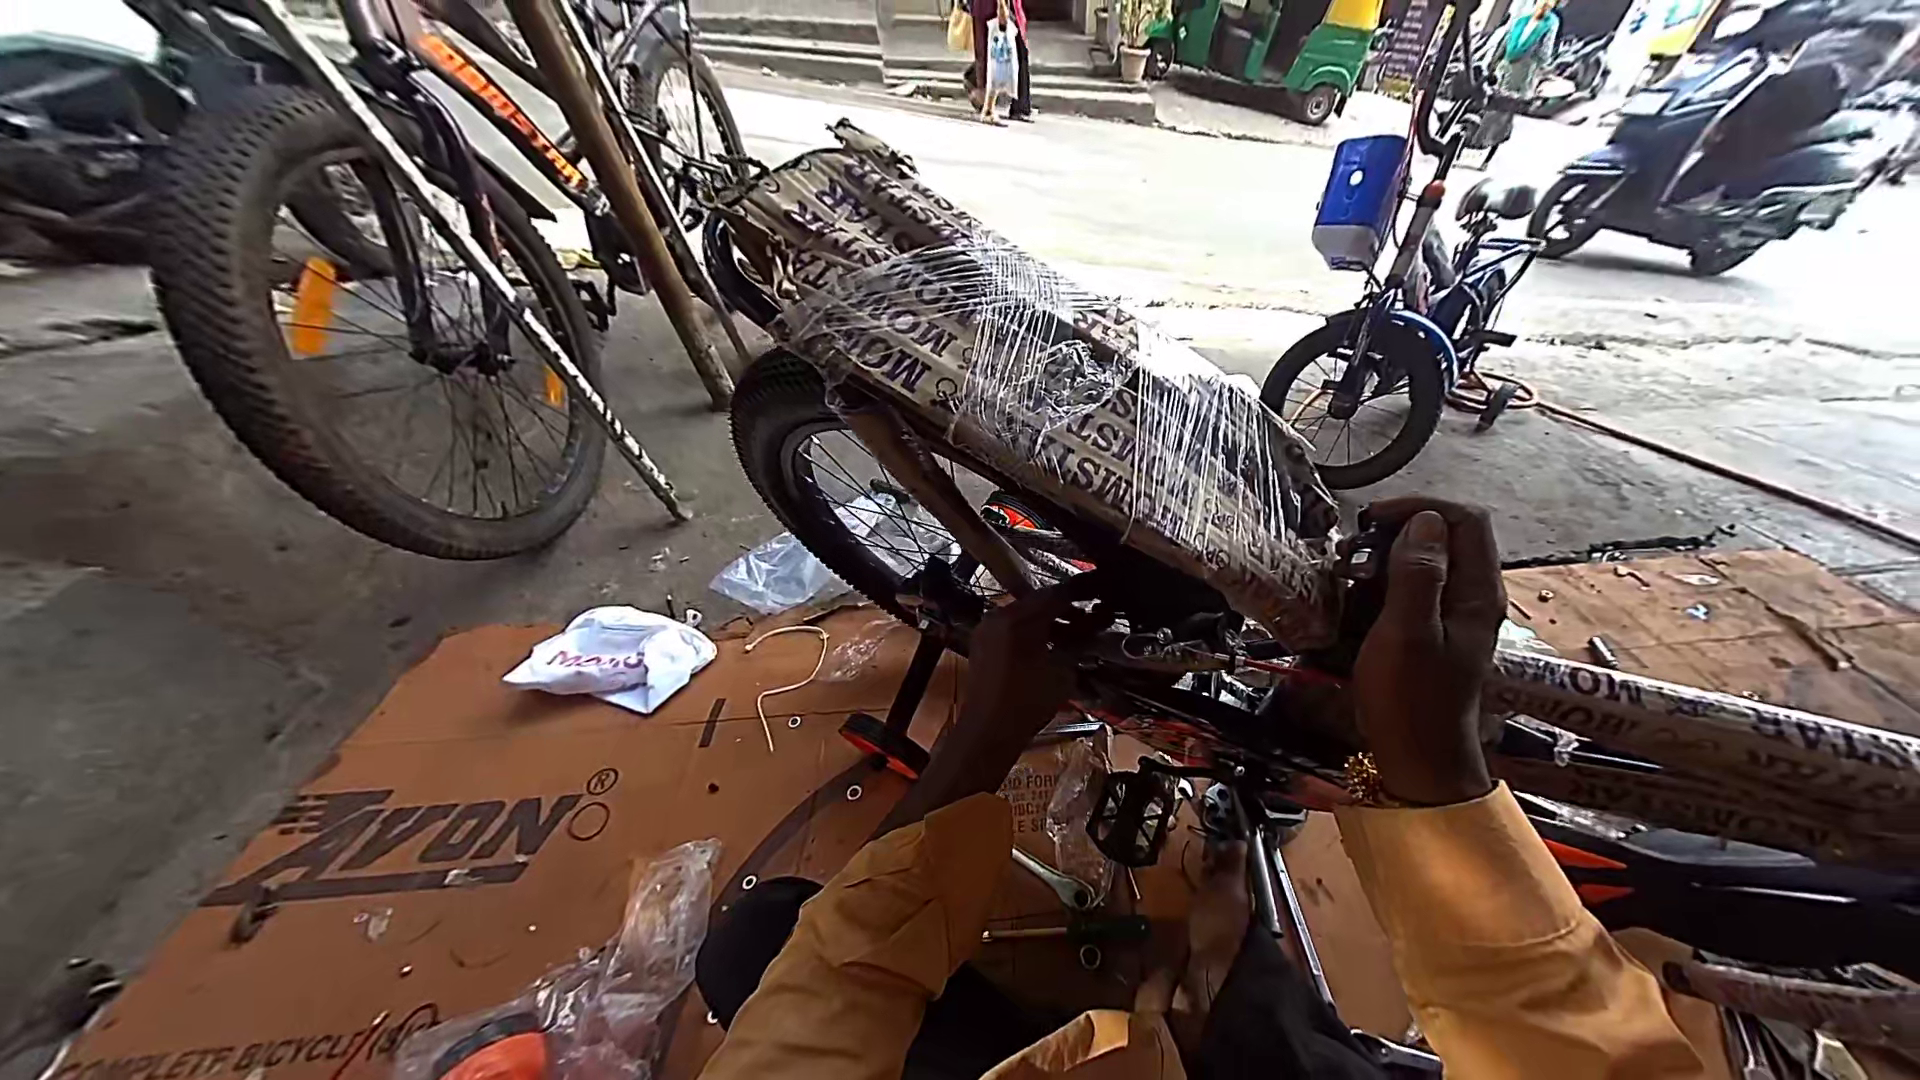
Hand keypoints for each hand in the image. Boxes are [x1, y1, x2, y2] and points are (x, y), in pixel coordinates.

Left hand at [944, 577, 1107, 765]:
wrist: (989, 730)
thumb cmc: (1028, 701)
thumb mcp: (1062, 671)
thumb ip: (1077, 644)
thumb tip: (1090, 630)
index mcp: (1015, 617)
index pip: (1052, 595)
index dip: (1077, 597)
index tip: (1094, 599)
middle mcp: (997, 617)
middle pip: (1035, 604)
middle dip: (1062, 612)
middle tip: (1087, 622)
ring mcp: (986, 631)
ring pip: (1022, 617)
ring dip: (1046, 624)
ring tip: (1070, 639)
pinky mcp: (981, 646)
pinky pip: (1009, 630)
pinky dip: (1029, 634)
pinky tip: (1047, 649)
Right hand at [1352, 498, 1505, 805]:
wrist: (1416, 753)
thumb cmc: (1408, 696)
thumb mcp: (1407, 632)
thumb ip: (1417, 575)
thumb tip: (1423, 521)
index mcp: (1475, 593)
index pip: (1463, 520)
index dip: (1418, 508)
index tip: (1369, 520)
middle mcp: (1471, 595)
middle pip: (1445, 536)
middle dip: (1396, 530)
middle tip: (1352, 550)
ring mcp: (1452, 612)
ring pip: (1425, 559)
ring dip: (1384, 555)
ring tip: (1347, 573)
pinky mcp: (1431, 627)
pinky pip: (1411, 585)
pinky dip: (1382, 579)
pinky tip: (1356, 596)